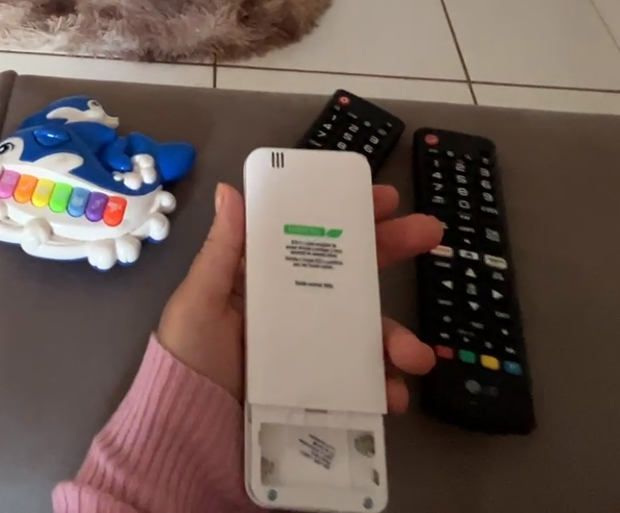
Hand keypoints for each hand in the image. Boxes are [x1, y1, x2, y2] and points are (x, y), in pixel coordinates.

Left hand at [157, 182, 443, 409]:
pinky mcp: (322, 388)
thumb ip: (221, 249)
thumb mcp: (200, 297)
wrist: (190, 431)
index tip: (383, 196)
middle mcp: (294, 305)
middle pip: (350, 272)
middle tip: (429, 232)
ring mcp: (311, 347)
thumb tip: (230, 189)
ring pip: (366, 330)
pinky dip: (385, 387)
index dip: (347, 213)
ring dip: (398, 336)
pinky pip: (363, 382)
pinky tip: (393, 395)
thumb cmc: (190, 354)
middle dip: (392, 249)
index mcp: (266, 276)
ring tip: (413, 354)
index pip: (311, 234)